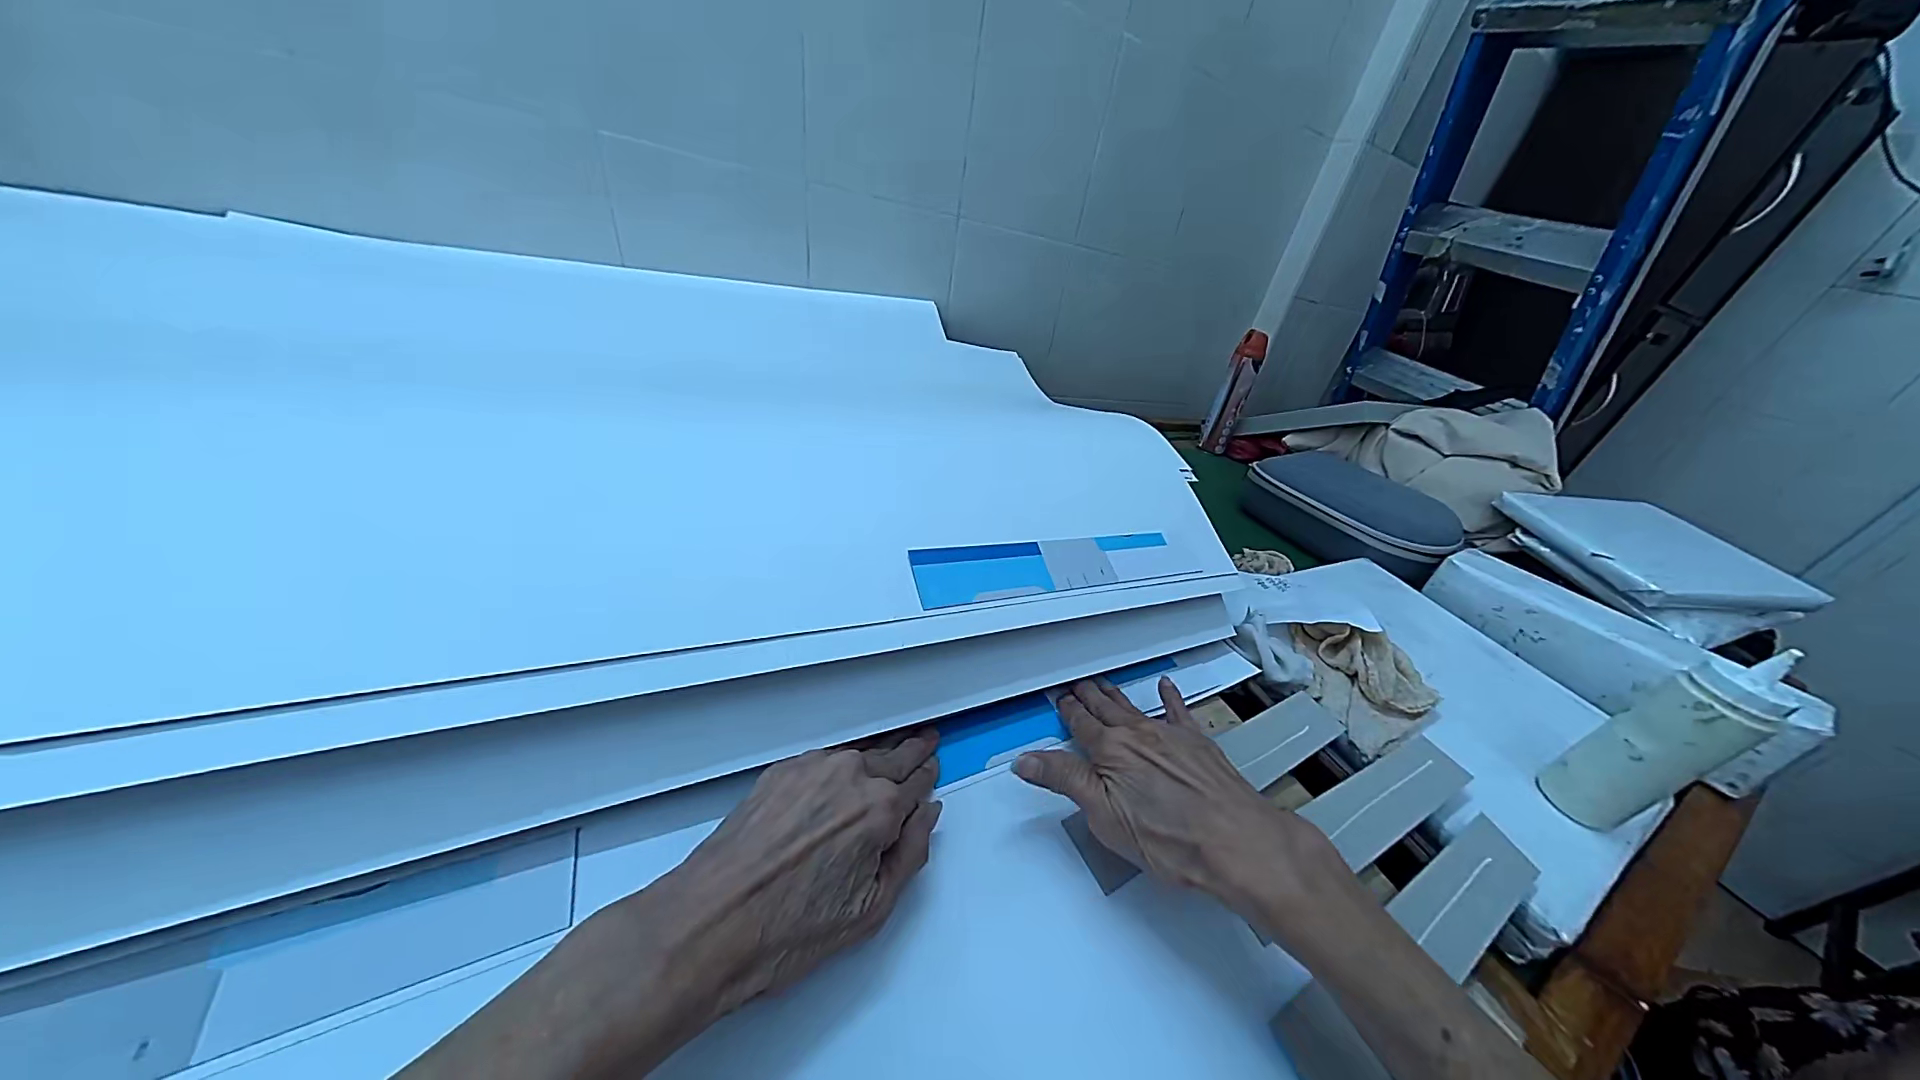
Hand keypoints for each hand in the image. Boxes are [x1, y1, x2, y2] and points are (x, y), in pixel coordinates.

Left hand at [649, 729, 942, 1013]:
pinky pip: (825, 759)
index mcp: (879, 809)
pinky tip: (845, 769)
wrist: (710, 922)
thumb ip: (911, 854)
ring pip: (859, 753)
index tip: (931, 769)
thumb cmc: (783, 928)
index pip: (918, 782)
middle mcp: (849, 777)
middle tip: (925, 740)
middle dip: (912, 750)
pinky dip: (841, 761)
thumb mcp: (870, 910)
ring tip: (891, 749)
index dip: (927, 776)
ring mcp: (812, 770)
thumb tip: (925, 818)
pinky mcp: (781, 772)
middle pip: (893, 756)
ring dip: (878, 751)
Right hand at [1012, 678, 1348, 942]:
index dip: (1067, 710)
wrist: (1235, 842)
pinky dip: (1170, 697)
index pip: (1080, 724)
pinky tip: (1165, 688)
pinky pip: (1179, 711)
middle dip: (1088, 695)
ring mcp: (1170, 737)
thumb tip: (1027, 761)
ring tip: (1104, 684)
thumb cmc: (1173, 838)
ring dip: (1116, 695)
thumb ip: (1064, 781)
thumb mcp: (1104, 816)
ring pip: (1134, 707)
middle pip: (1105, 709)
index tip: (1060, 699)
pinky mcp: (1197, 745)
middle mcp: (1138, 736)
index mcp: (1110, 752)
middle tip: (1078, 685)